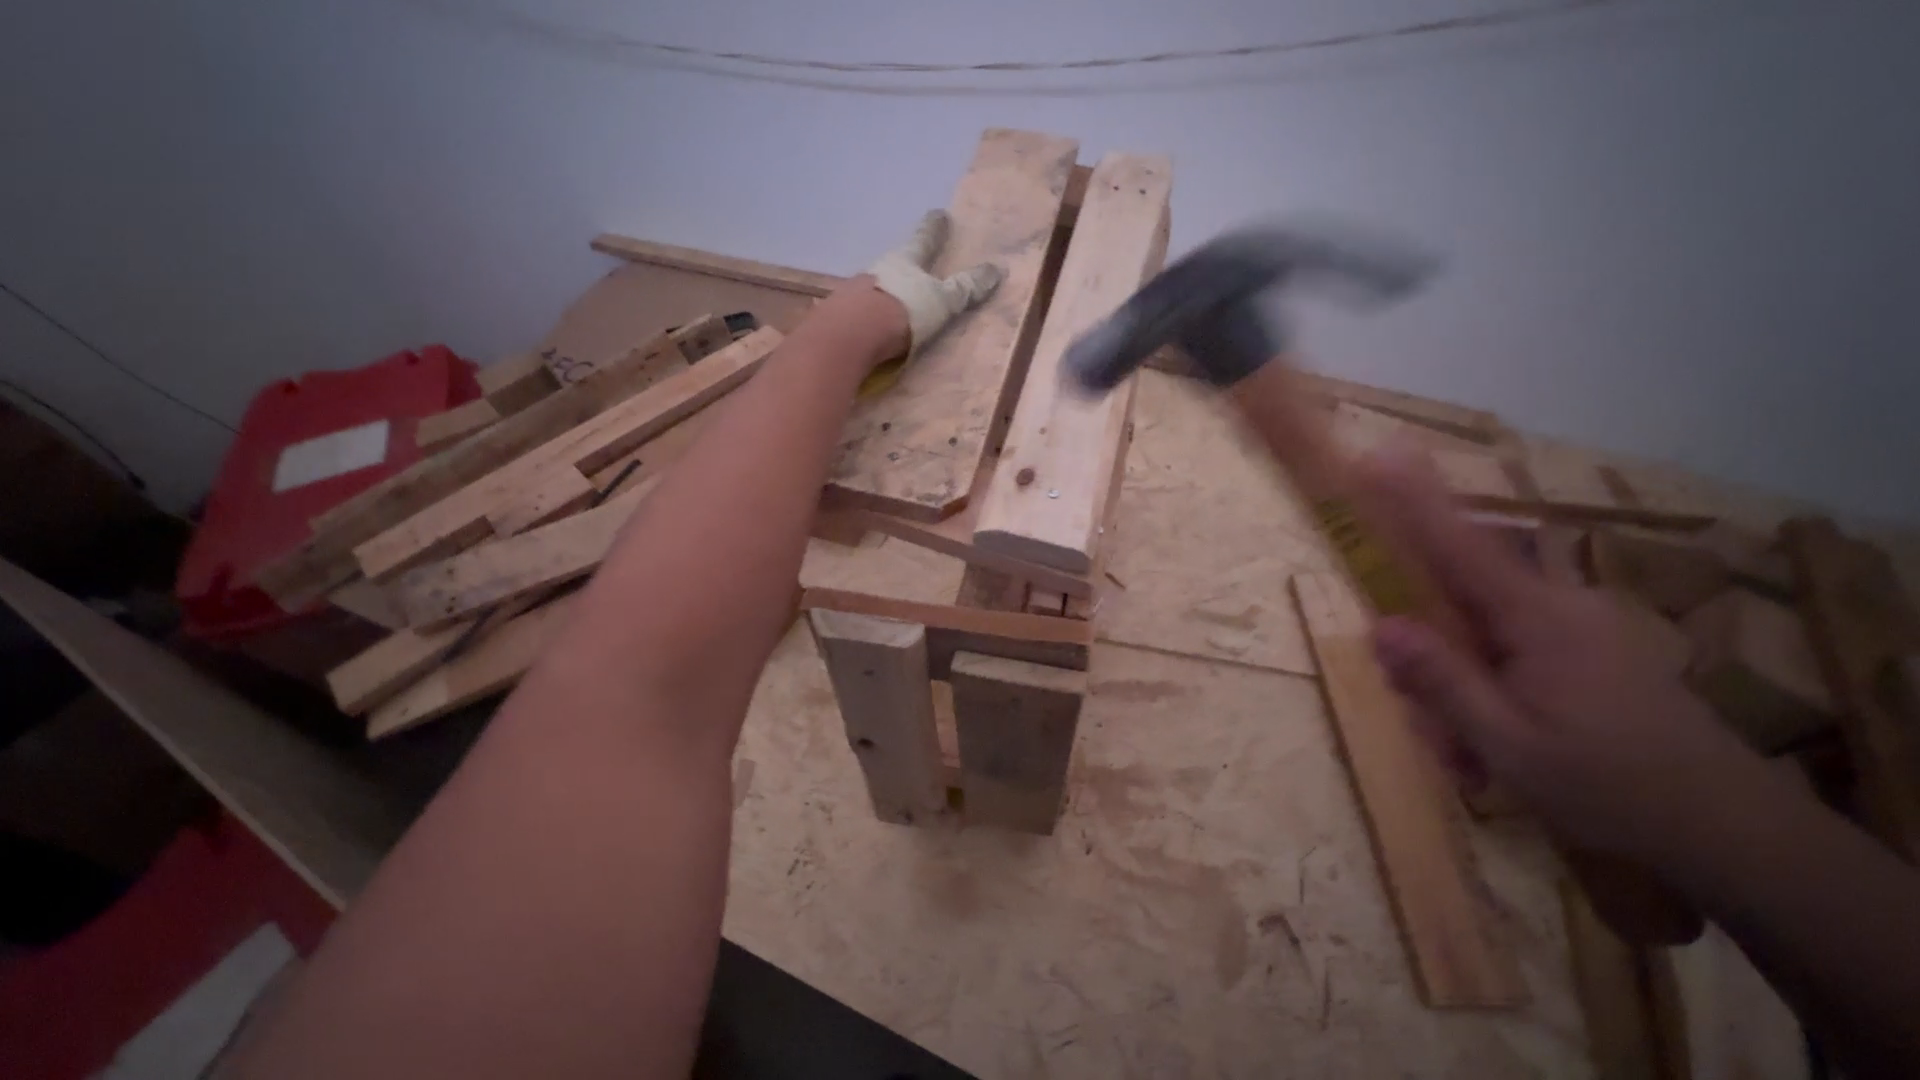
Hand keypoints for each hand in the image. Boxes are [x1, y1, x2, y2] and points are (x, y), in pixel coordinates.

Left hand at [857, 210, 1003, 393]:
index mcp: (904, 262)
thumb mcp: (941, 302)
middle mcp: (877, 270)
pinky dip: (865, 316)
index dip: (934, 229)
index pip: (924, 240)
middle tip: (910, 263)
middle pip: (893, 263)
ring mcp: (853, 291)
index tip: (939, 214)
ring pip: (872, 286)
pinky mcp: (838, 316)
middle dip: (903, 264)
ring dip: (882, 291)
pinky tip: (866, 325)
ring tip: (889, 299)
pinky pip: (856, 311)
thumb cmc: (901, 312)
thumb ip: (964, 289)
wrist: (849, 335)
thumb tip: (996, 269)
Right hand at [1352, 445, 1772, 868]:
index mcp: (1536, 619)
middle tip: (1436, 734)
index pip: (1459, 544)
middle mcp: (1559, 608)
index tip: (1379, 454)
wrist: (1735, 832)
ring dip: (1461, 692)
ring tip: (1474, 764)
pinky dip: (1493, 696)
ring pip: (1484, 638)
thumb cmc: (1612, 787)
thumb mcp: (1508, 744)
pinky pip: (1516, 656)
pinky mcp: (1594, 654)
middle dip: (1429, 660)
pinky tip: (1500, 754)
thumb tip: (1382, 625)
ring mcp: (1581, 630)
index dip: (1414, 501)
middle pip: (1459, 604)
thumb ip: (1441, 681)